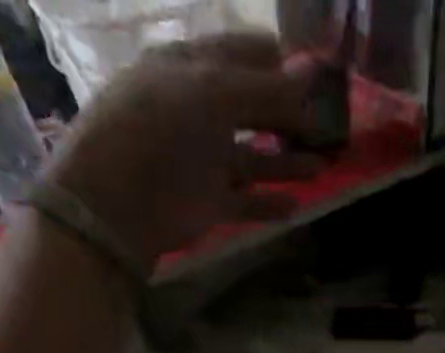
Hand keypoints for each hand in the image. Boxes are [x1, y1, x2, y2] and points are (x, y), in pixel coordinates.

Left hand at [42, 33, 322, 270]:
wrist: (115, 203)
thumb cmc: (158, 130)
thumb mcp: (213, 93)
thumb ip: (267, 86)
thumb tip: (316, 67)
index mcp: (190, 69)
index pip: (243, 55)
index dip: (281, 62)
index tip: (320, 74)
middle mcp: (199, 111)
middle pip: (254, 108)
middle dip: (291, 114)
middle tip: (329, 124)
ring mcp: (204, 159)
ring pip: (256, 156)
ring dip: (289, 160)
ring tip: (323, 165)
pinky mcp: (208, 202)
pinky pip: (248, 200)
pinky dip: (271, 202)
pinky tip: (297, 204)